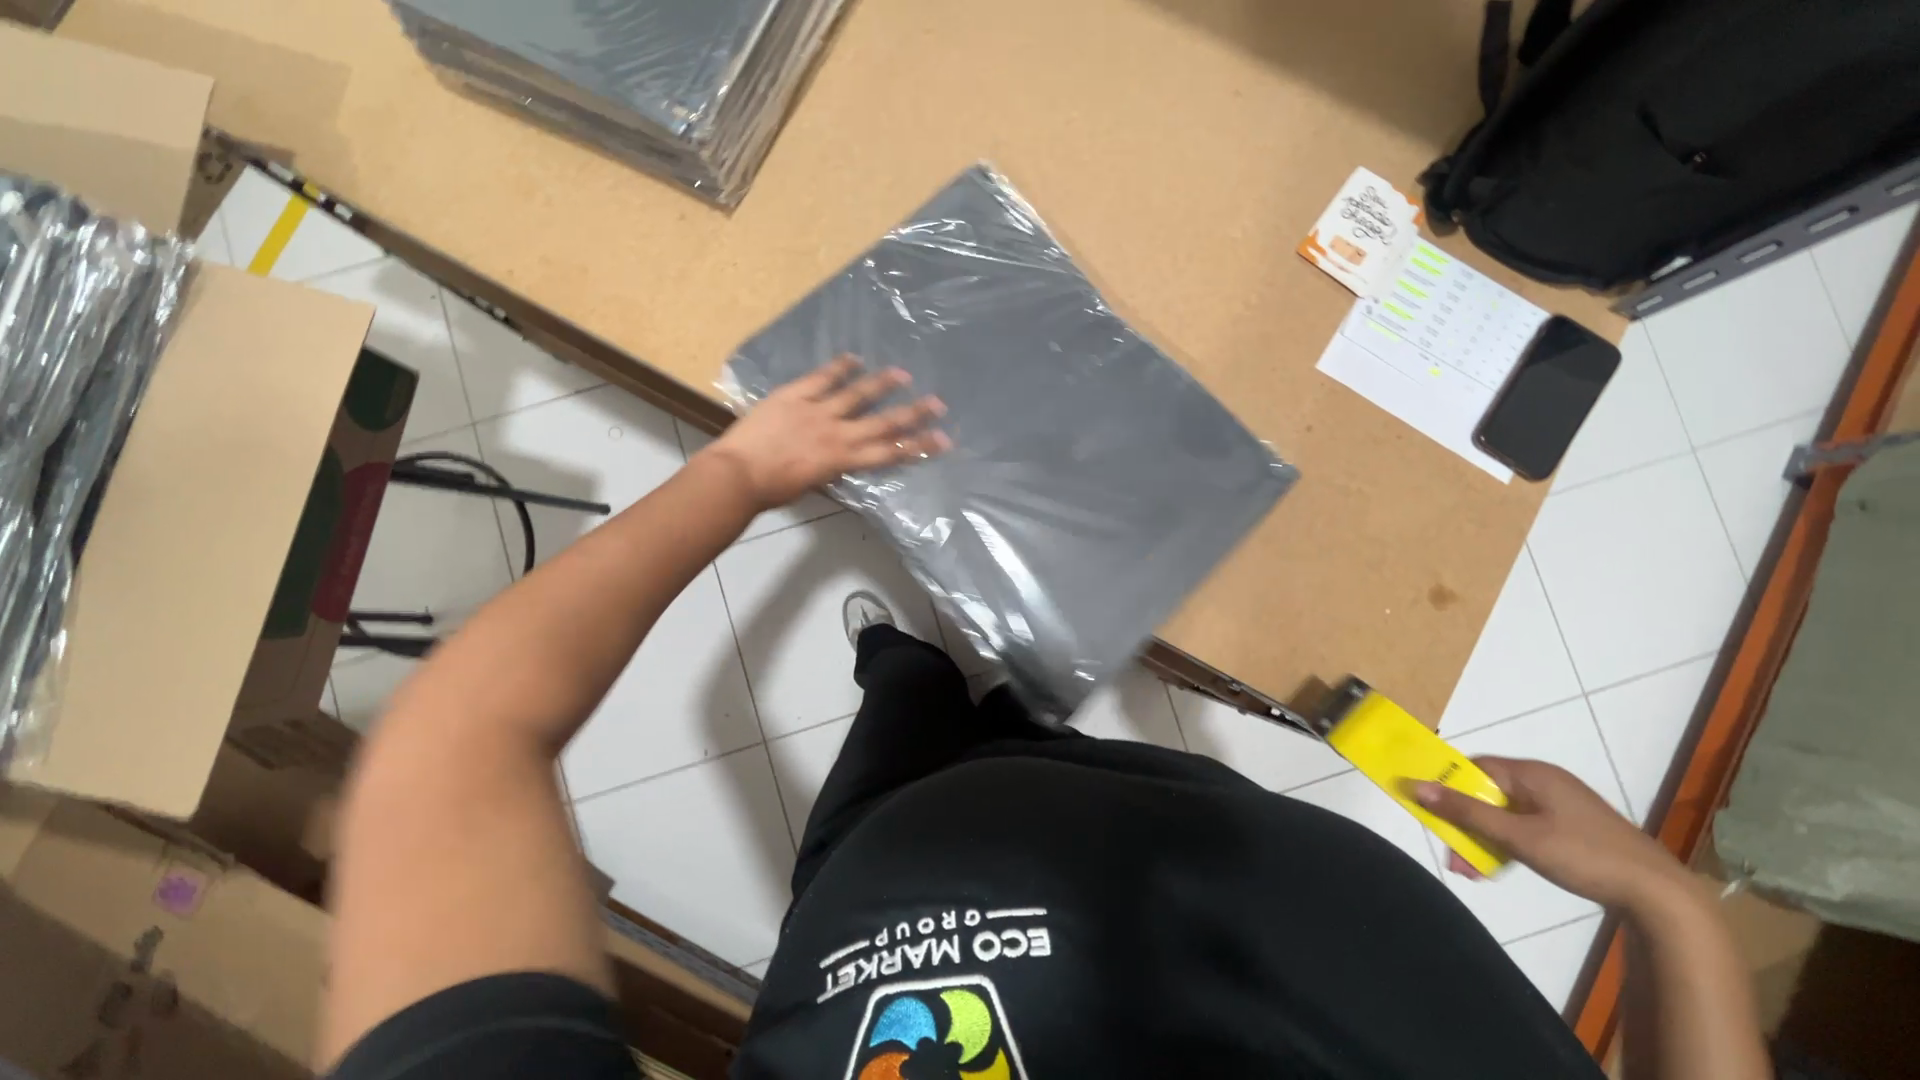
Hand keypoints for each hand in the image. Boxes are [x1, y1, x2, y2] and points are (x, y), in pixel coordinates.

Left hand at [703, 355, 949, 509]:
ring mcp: (816, 411)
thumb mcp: (811, 483)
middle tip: (938, 403)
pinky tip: (855, 358)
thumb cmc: (772, 490)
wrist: (738, 475)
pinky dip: (840, 367)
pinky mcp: (794, 395)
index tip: (943, 439)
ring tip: (904, 374)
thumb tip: (842, 457)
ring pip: (857, 395)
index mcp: (842, 461)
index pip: (889, 452)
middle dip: (913, 414)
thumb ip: (830, 467)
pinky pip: (822, 378)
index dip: (918, 446)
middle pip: (883, 422)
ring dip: (882, 384)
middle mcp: (837, 434)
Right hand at [1414, 757, 1688, 908]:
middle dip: (1464, 823)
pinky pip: (1523, 827)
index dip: (1447, 786)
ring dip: (1483, 839)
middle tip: (1452, 857)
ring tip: (1471, 872)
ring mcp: (1559, 805)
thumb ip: (1466, 812)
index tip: (1429, 812)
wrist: (1658, 895)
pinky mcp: (1570, 828)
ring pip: (1504, 814)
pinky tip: (1498, 869)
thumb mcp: (1518, 836)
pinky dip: (1506, 845)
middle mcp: (1543, 782)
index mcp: (1532, 774)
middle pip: (1487, 793)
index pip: (1474, 767)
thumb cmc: (1583, 855)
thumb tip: (1416, 786)